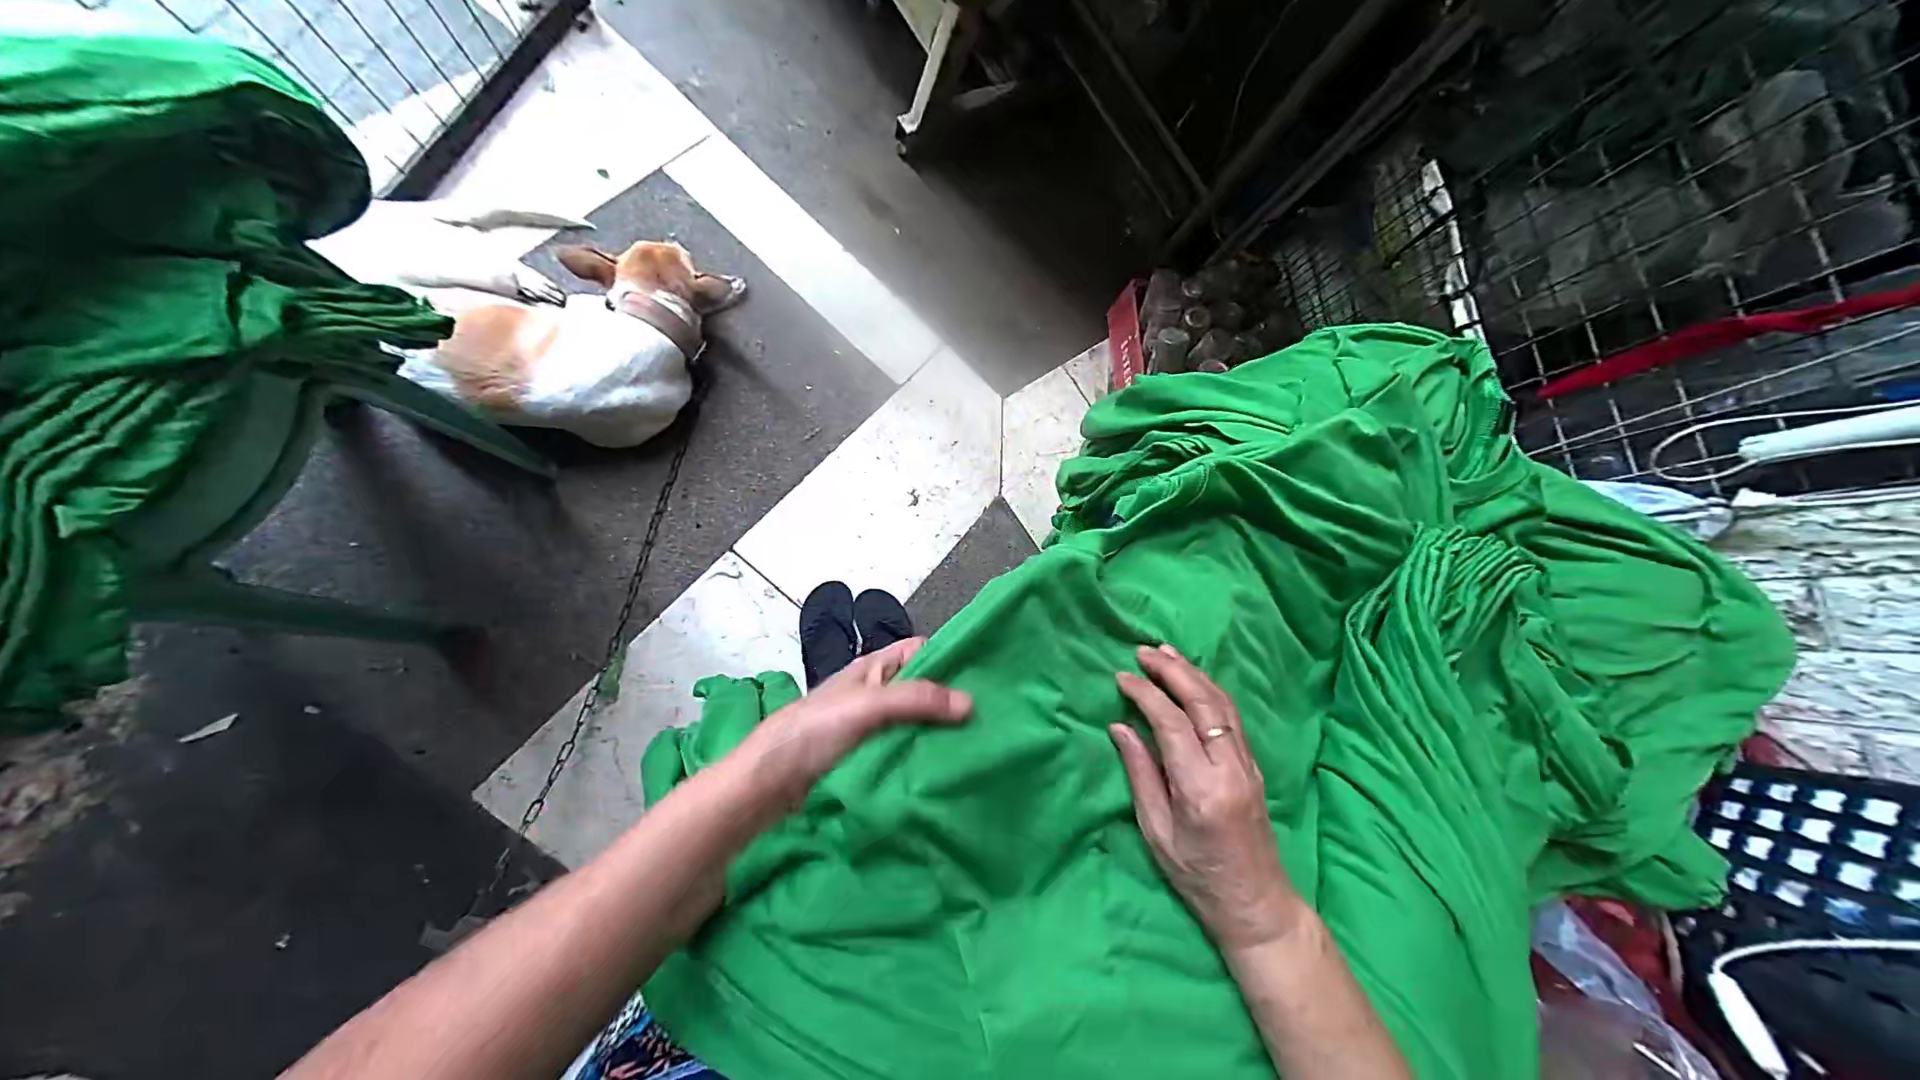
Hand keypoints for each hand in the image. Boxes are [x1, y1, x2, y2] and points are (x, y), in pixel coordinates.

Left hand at [741, 637, 971, 803]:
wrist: (769, 782)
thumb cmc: (814, 731)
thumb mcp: (868, 706)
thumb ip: (915, 699)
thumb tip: (970, 703)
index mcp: (873, 668)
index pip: (919, 651)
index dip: (948, 657)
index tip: (984, 674)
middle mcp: (874, 693)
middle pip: (921, 688)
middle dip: (950, 699)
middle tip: (990, 716)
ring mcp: (870, 727)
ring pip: (914, 722)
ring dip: (938, 731)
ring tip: (978, 743)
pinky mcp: (867, 758)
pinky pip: (902, 750)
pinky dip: (922, 755)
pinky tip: (946, 768)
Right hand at [1110, 644, 1305, 953]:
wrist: (1254, 902)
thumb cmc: (1196, 873)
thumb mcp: (1156, 830)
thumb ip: (1140, 773)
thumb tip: (1120, 726)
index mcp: (1201, 788)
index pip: (1172, 723)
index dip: (1145, 694)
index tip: (1122, 677)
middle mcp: (1230, 769)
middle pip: (1203, 703)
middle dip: (1172, 671)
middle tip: (1143, 651)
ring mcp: (1247, 765)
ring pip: (1222, 704)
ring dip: (1193, 674)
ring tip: (1166, 653)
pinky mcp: (1253, 766)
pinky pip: (1231, 716)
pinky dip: (1209, 690)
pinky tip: (1193, 680)